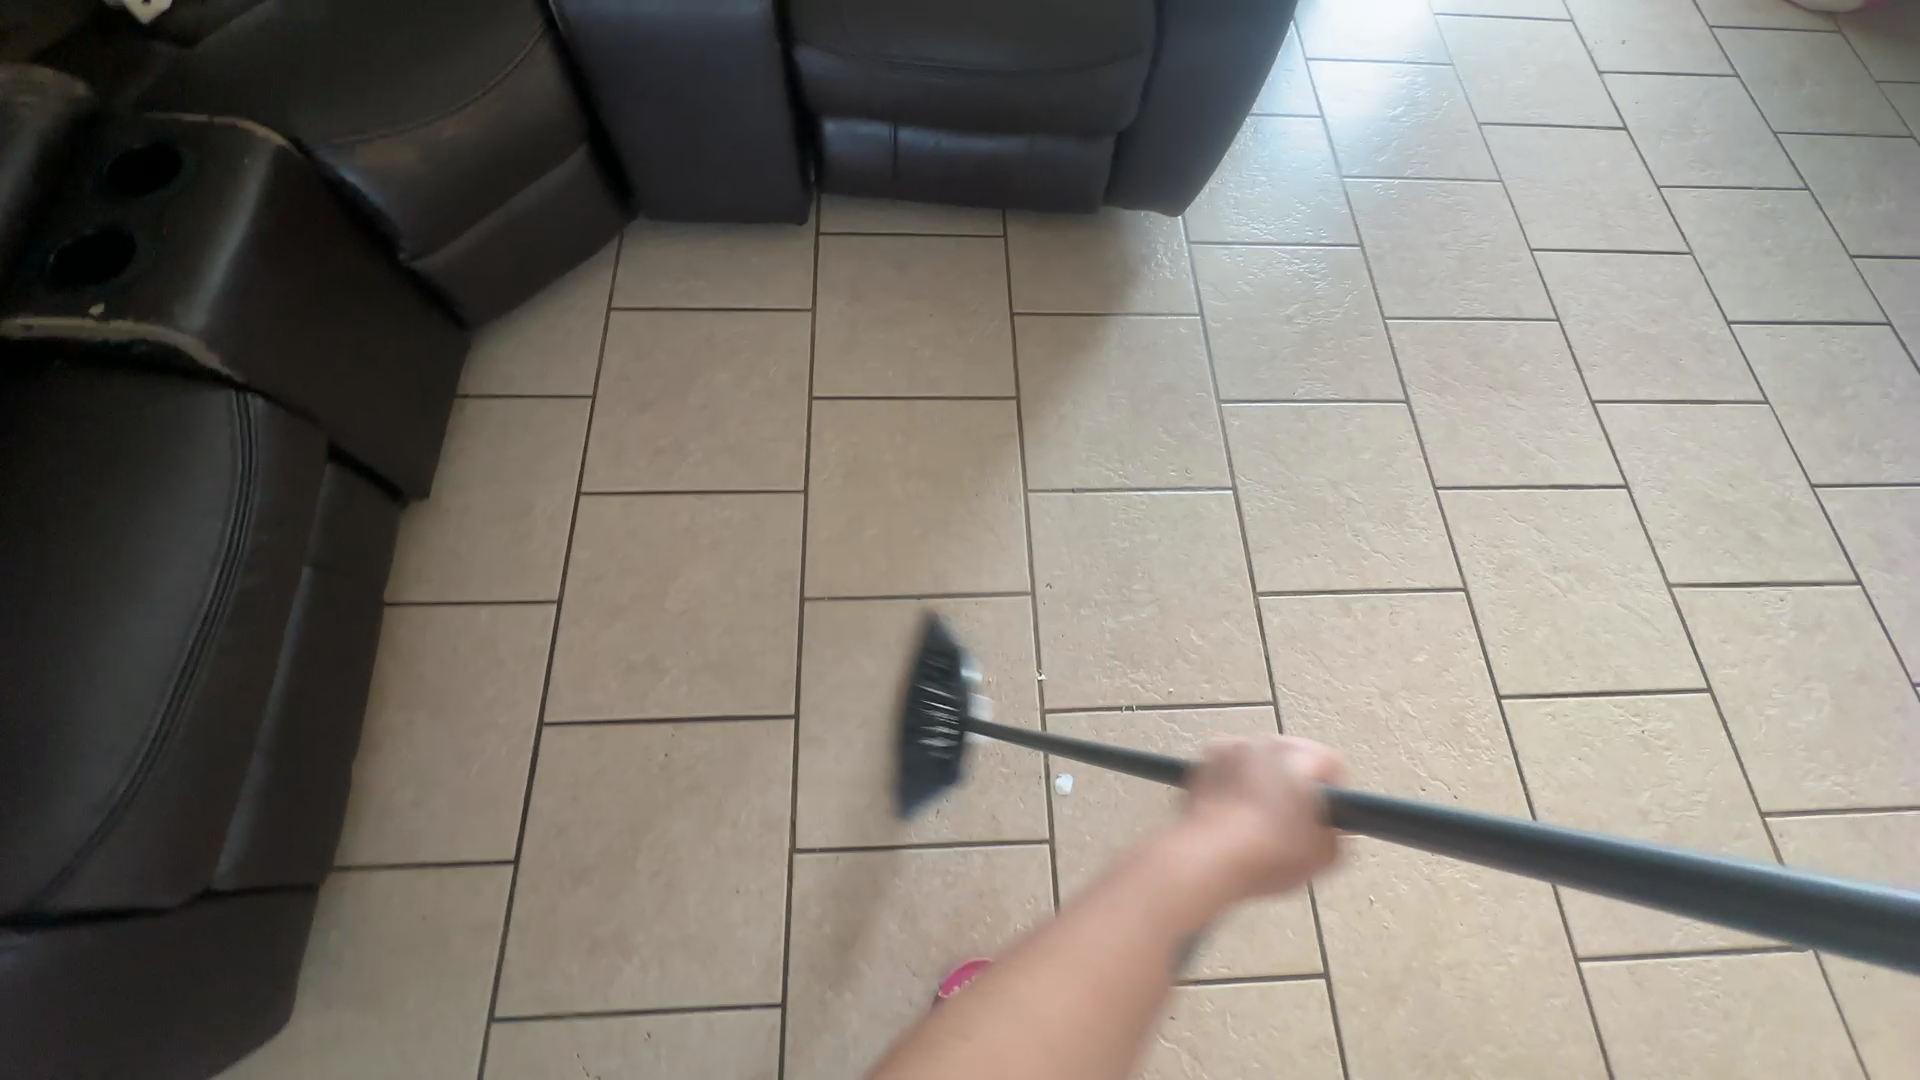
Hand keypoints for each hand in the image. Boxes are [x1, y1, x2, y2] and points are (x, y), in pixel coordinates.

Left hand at [1173, 735, 1344, 904]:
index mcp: (1299, 757)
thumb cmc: (1267, 854)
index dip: (1333, 792)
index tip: (1327, 813)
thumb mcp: (1323, 854)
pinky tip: (1236, 811)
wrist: (1208, 856)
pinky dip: (1235, 781)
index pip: (1330, 762)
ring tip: (1262, 818)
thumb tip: (1332, 826)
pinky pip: (1229, 766)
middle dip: (1297, 782)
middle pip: (1292, 756)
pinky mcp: (1203, 761)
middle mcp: (1264, 742)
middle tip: (1295, 819)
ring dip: (1264, 778)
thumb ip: (1337, 831)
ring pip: (1259, 759)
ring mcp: (1230, 748)